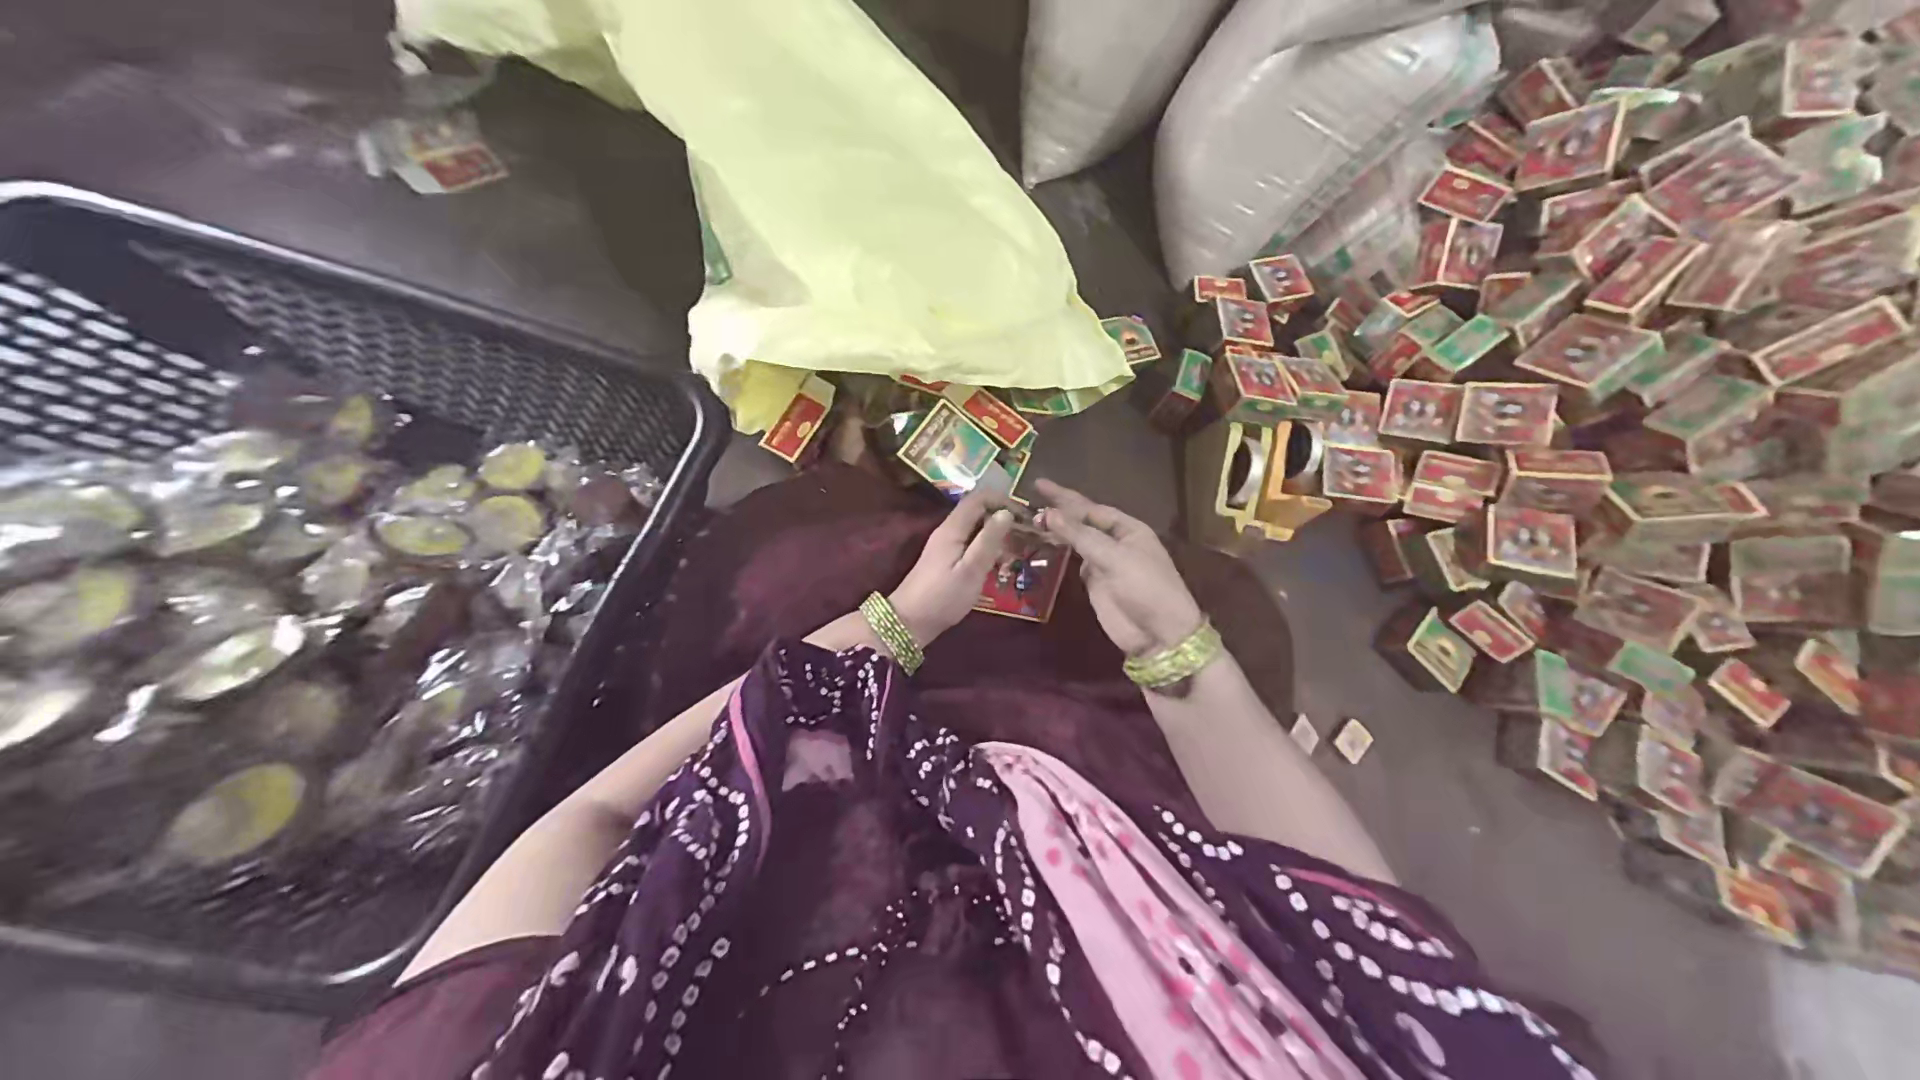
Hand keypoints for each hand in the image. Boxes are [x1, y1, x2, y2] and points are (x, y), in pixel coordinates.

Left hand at [888, 492, 1016, 644]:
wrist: (909, 621)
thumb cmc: (943, 597)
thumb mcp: (971, 570)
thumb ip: (989, 540)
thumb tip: (1007, 512)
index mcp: (952, 528)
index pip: (979, 498)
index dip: (1003, 500)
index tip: (1024, 516)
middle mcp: (947, 531)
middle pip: (977, 511)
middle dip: (1002, 517)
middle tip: (1026, 534)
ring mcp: (945, 545)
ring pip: (974, 528)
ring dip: (996, 533)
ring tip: (1017, 549)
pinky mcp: (945, 559)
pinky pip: (970, 543)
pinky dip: (986, 547)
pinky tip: (998, 563)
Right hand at [1033, 479, 1203, 655]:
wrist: (1159, 634)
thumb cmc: (1146, 588)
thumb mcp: (1115, 557)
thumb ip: (1080, 536)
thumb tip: (1048, 513)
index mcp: (1128, 529)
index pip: (1091, 508)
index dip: (1065, 498)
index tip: (1039, 486)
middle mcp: (1115, 541)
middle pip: (1082, 521)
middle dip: (1058, 510)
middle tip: (1028, 499)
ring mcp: (1104, 562)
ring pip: (1076, 540)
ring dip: (1055, 530)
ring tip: (1028, 519)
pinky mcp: (1095, 583)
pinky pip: (1073, 561)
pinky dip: (1058, 551)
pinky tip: (1042, 543)